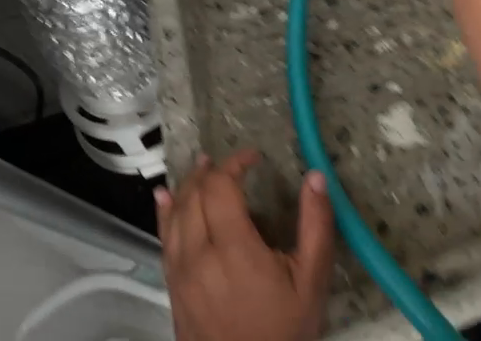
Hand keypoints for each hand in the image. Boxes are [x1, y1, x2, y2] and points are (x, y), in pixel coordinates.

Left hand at [156, 150, 335, 340]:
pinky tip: (165, 198)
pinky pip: (163, 241)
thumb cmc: (285, 330)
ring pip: (175, 215)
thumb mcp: (312, 280)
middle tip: (231, 162)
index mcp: (234, 248)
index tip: (254, 158)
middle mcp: (199, 255)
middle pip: (194, 196)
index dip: (235, 163)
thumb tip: (316, 176)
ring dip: (188, 186)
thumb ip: (316, 224)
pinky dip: (164, 213)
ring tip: (202, 168)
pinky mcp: (173, 290)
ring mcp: (180, 274)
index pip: (221, 187)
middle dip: (211, 171)